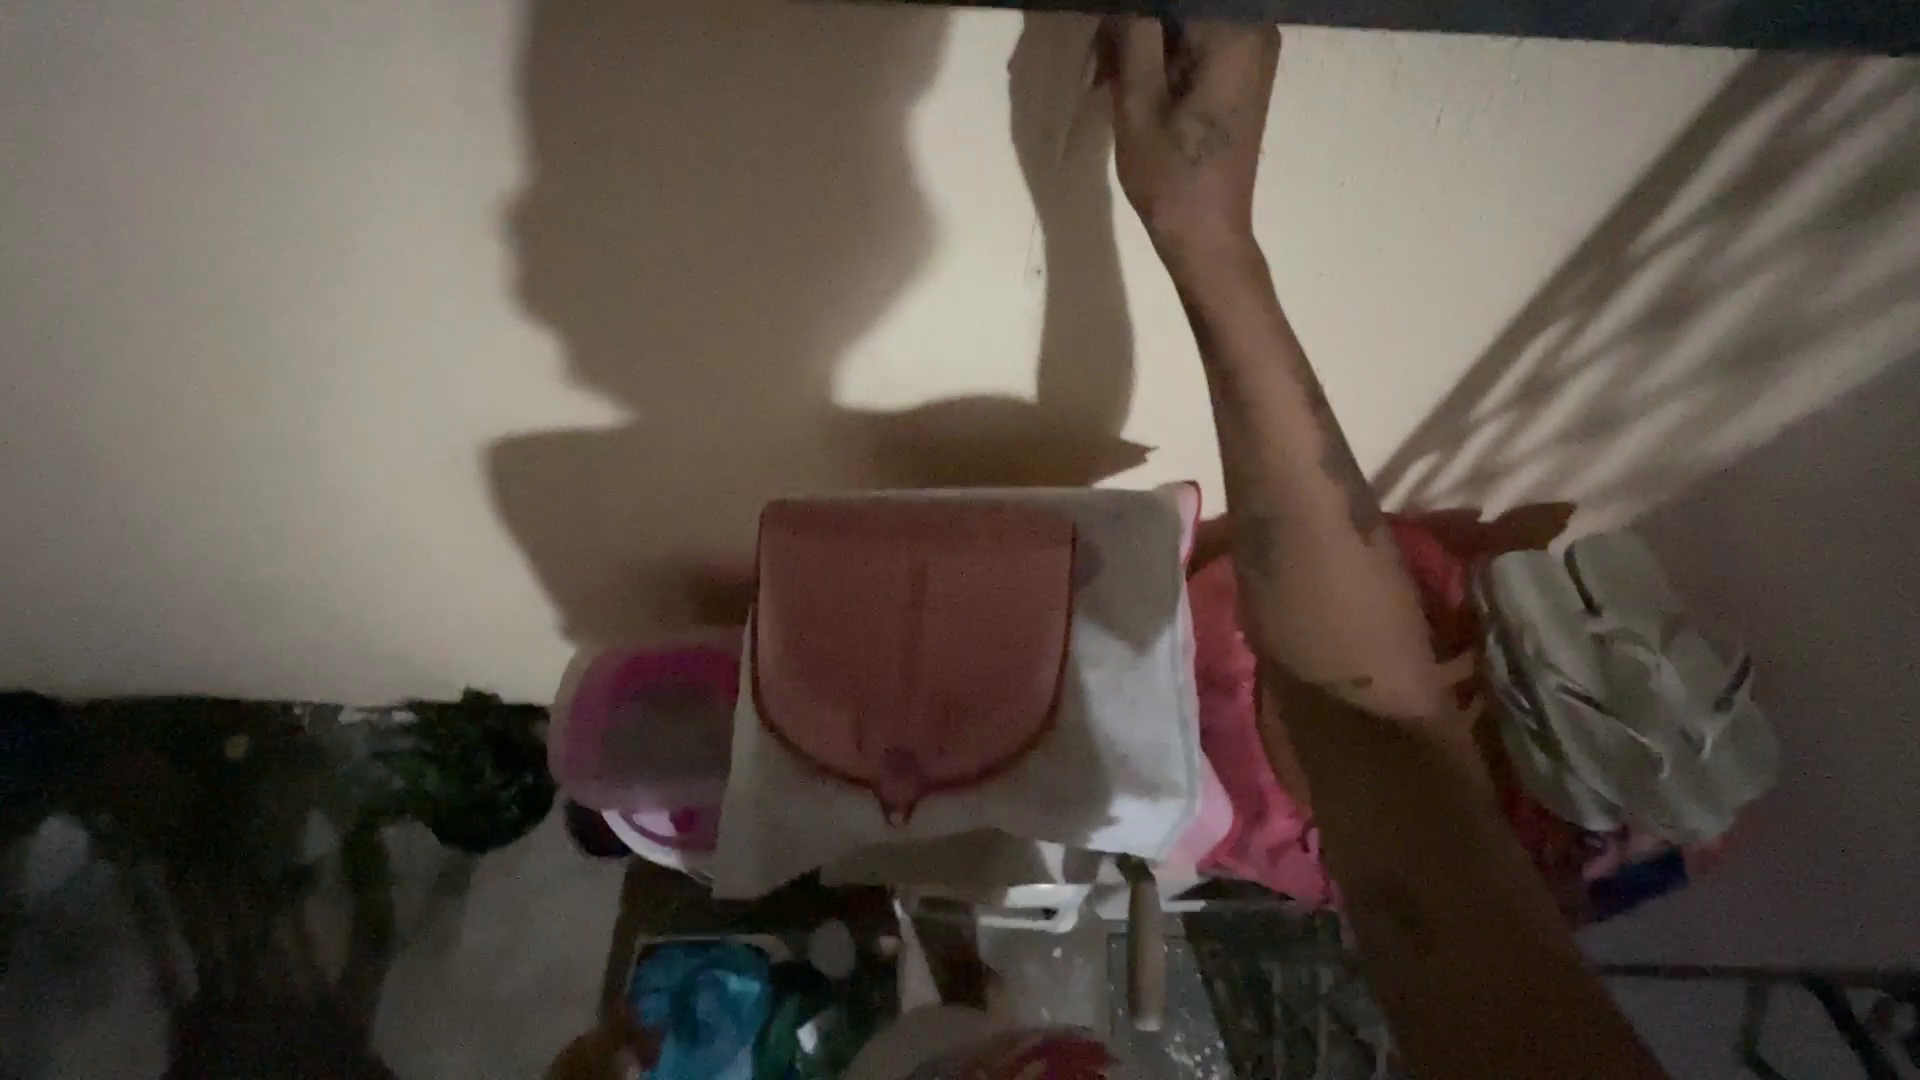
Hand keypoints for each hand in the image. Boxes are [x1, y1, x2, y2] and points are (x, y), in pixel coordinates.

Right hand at [1104, 18, 1279, 265]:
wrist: (1206, 237)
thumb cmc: (1171, 179)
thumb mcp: (1138, 105)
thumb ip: (1133, 33)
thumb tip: (1123, 3)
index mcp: (1233, 30)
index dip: (1127, 13)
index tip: (1102, 41)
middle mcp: (1253, 29)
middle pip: (1180, 6)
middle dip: (1134, 25)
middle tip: (1099, 65)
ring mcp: (1250, 52)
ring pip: (1184, 24)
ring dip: (1142, 43)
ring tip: (1108, 79)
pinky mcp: (1240, 75)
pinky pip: (1194, 45)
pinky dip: (1160, 59)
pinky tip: (1132, 86)